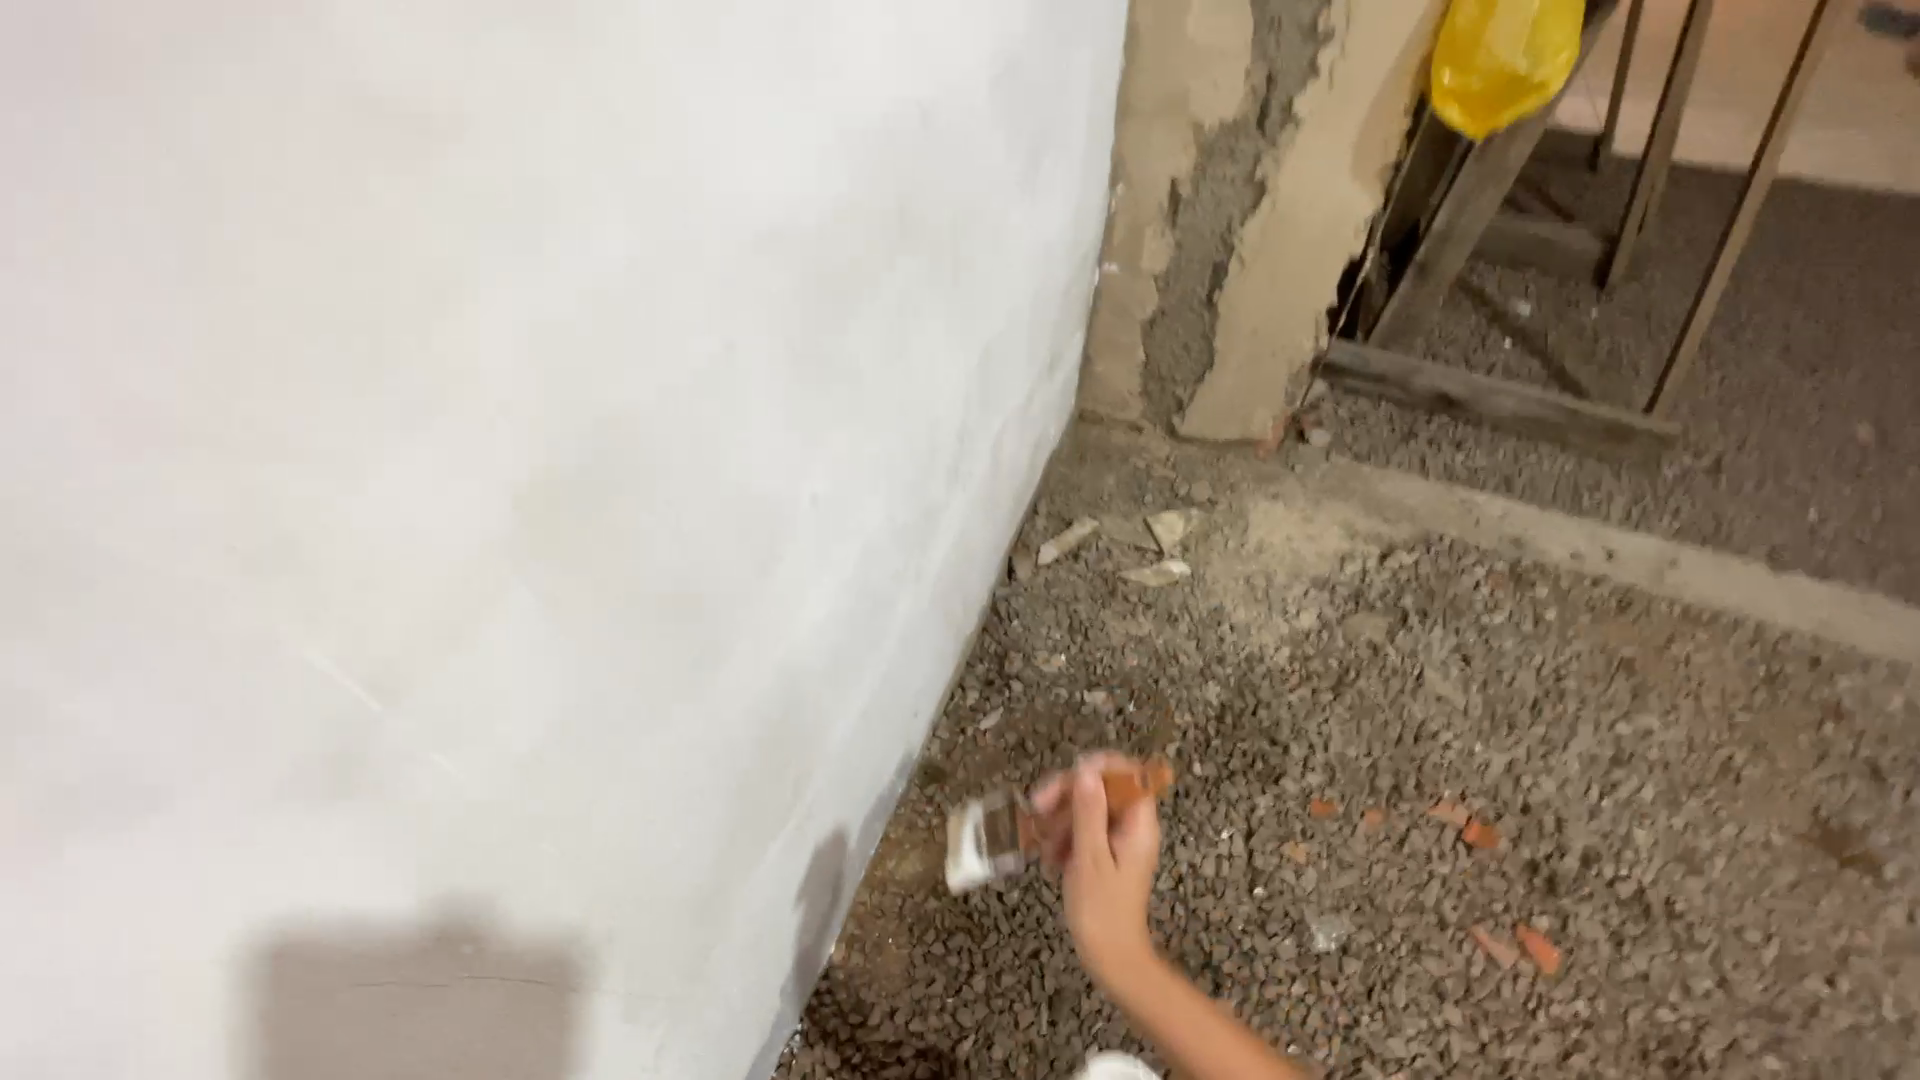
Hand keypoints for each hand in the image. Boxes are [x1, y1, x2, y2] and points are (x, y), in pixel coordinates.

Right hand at [1030, 754, 1162, 990]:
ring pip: (1087, 808)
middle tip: (1038, 807)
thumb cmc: (1102, 910)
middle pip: (1101, 788)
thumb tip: (1086, 770)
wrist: (1110, 959)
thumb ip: (1088, 811)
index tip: (1069, 776)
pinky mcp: (1105, 855)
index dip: (1099, 767)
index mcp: (1138, 824)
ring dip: (1060, 820)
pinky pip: (1083, 831)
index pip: (1128, 774)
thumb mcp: (1090, 857)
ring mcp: (1118, 840)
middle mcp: (1132, 826)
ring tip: (1042, 845)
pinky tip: (1048, 860)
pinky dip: (1063, 839)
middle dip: (1067, 794)